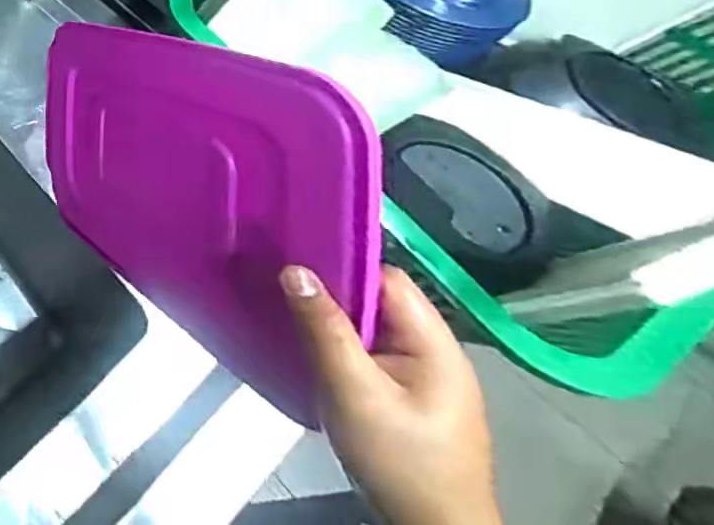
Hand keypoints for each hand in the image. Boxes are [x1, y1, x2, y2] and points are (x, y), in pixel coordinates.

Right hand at [280, 264, 501, 524]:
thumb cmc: (400, 459)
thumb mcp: (354, 390)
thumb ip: (324, 328)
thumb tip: (295, 269)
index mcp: (435, 346)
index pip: (388, 279)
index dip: (343, 261)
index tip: (294, 255)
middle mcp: (433, 353)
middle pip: (376, 298)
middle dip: (329, 288)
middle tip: (279, 280)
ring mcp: (421, 375)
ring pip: (368, 324)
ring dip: (329, 315)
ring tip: (285, 306)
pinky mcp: (404, 392)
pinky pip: (365, 347)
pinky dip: (335, 339)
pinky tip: (307, 342)